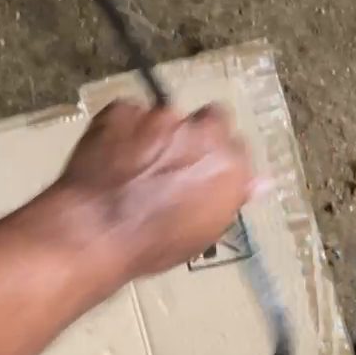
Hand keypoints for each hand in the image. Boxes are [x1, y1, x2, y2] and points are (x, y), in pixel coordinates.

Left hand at [45, 100, 254, 279]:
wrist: (96, 229)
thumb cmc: (153, 244)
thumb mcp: (203, 233)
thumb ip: (230, 197)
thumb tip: (259, 180)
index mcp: (229, 164)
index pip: (235, 148)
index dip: (215, 160)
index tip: (200, 173)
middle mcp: (202, 132)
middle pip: (210, 119)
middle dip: (195, 134)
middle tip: (172, 159)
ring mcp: (160, 117)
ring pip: (165, 116)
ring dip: (155, 133)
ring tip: (131, 162)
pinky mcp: (122, 110)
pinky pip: (126, 114)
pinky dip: (120, 129)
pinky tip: (108, 154)